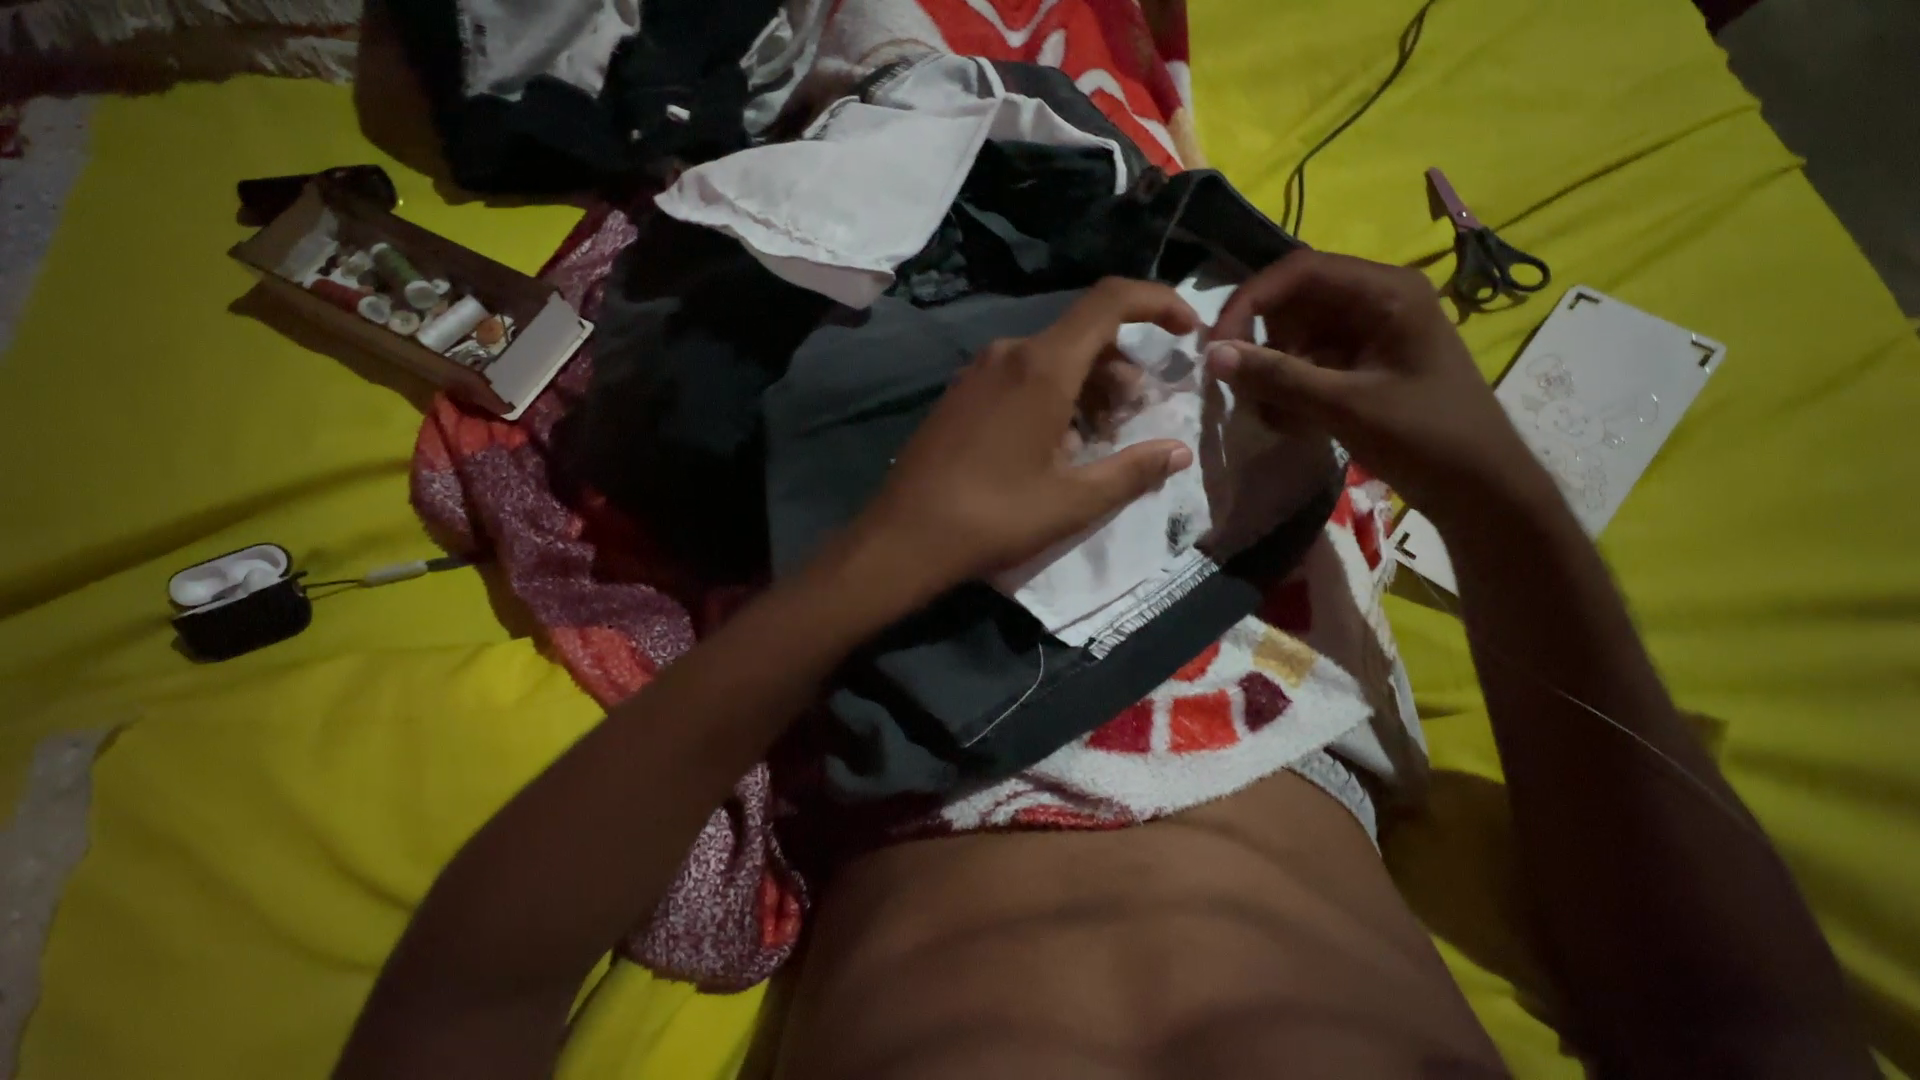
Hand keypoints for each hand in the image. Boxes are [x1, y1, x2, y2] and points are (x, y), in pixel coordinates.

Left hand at [847, 278, 1198, 602]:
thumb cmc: (995, 517)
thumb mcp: (1073, 500)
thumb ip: (1133, 470)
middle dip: (1122, 369)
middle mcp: (1009, 353)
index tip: (1186, 331)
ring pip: (1051, 358)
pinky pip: (1020, 377)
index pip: (1110, 301)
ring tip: (1094, 442)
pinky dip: (1051, 396)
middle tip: (1135, 420)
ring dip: (1087, 387)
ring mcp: (978, 372)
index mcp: (1042, 366)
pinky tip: (1051, 447)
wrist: (904, 537)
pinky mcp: (960, 394)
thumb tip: (1179, 452)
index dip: (1157, 303)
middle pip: (1083, 335)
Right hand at [1205, 250, 1554, 529]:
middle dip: (1262, 345)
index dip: (1250, 301)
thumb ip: (1279, 377)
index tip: (1216, 346)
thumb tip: (1212, 356)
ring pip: (1296, 338)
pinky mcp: (1364, 366)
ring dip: (1275, 375)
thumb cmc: (1427, 438)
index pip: (1300, 271)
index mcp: (1386, 291)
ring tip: (1275, 417)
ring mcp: (1370, 335)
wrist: (1482, 490)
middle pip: (1294, 304)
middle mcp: (1376, 302)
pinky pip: (1310, 365)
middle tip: (1241, 389)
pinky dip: (1292, 391)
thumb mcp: (1346, 406)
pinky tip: (1294, 425)